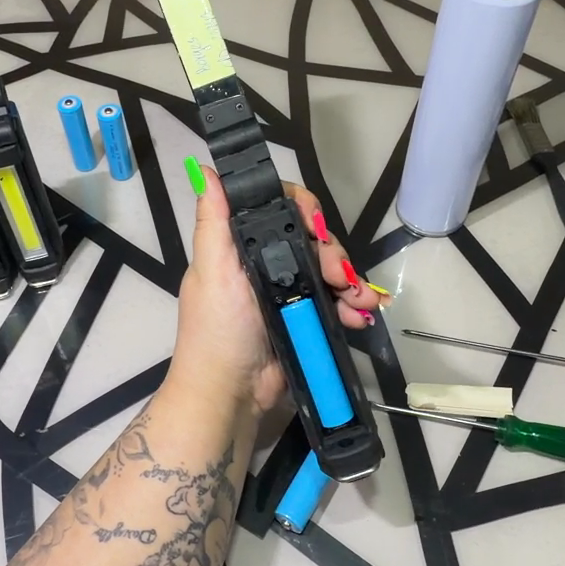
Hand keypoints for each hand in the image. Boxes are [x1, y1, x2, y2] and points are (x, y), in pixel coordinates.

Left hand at [172, 169, 382, 413]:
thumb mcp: (212, 271)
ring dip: (351, 282)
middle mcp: (267, 264)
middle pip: (313, 240)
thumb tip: (205, 171)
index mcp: (243, 247)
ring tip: (359, 303)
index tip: (315, 226)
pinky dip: (352, 307)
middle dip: (334, 254)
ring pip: (331, 270)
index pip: (279, 210)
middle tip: (340, 277)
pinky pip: (338, 302)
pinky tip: (359, 316)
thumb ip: (213, 223)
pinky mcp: (307, 320)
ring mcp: (290, 293)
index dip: (303, 210)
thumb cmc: (217, 329)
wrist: (231, 393)